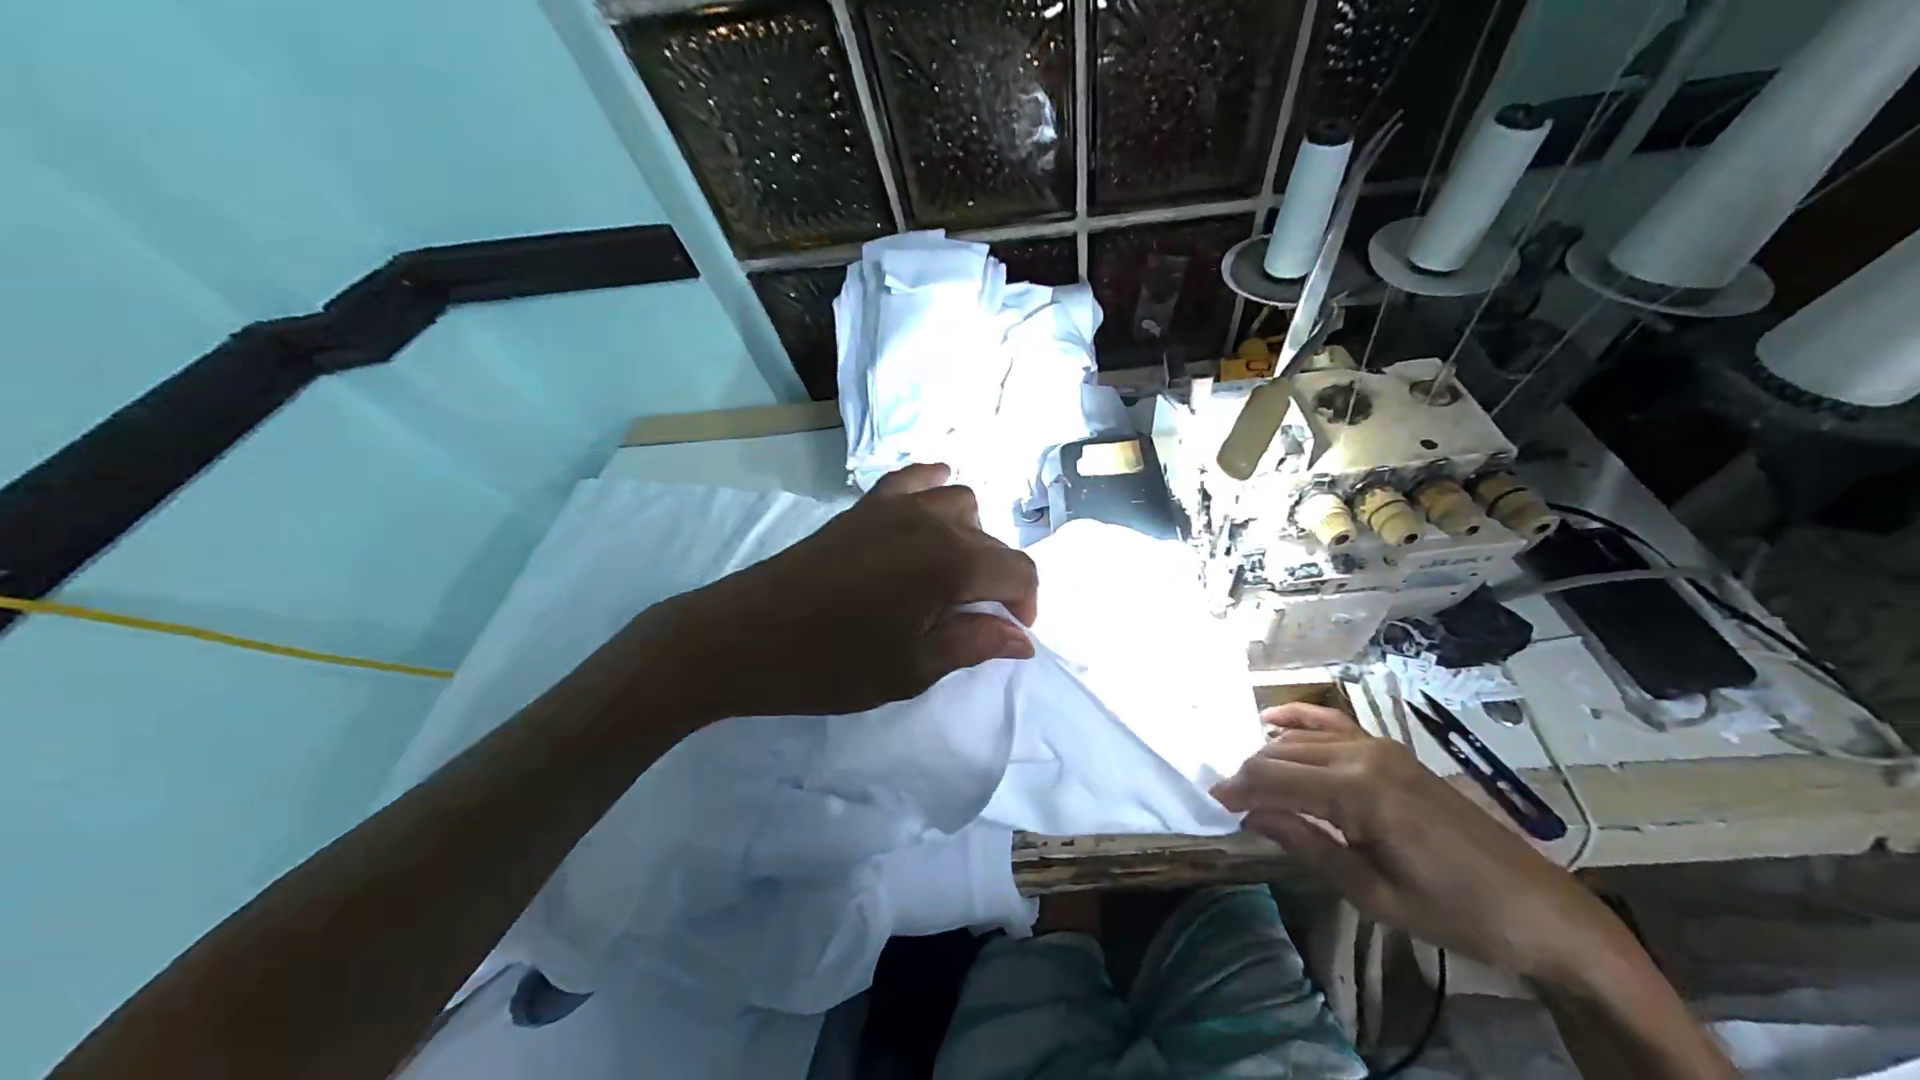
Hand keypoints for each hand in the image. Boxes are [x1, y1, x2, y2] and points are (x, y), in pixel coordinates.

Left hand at [620, 463, 1038, 720]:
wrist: (742, 638)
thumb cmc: (829, 665)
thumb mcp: (910, 670)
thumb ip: (973, 644)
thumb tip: (1022, 637)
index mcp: (949, 564)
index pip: (1018, 570)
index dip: (1025, 604)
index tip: (1007, 634)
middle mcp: (930, 522)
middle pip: (990, 539)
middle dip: (996, 578)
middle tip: (972, 621)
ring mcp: (894, 506)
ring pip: (960, 503)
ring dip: (970, 537)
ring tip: (948, 577)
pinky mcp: (862, 506)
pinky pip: (914, 479)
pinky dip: (934, 491)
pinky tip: (929, 513)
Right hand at [1212, 703, 1630, 983]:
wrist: (1540, 911)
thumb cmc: (1456, 914)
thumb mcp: (1373, 894)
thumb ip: (1307, 845)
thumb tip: (1252, 817)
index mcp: (1359, 794)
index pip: (1275, 778)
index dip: (1238, 790)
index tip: (1213, 806)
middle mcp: (1364, 757)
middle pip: (1283, 754)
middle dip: (1249, 775)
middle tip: (1228, 802)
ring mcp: (1381, 747)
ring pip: (1303, 738)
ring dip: (1269, 755)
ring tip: (1247, 781)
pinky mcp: (1393, 751)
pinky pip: (1334, 724)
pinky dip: (1300, 721)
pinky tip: (1273, 721)